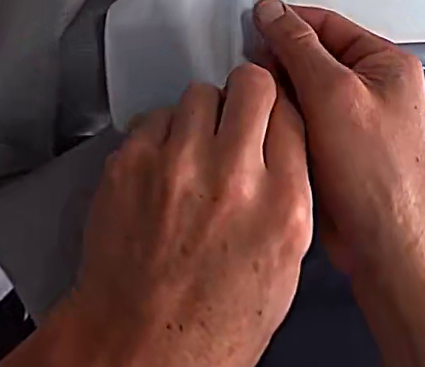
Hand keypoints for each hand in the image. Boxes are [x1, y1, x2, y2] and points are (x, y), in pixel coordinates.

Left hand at [4, 63, 311, 366]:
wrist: (136, 348)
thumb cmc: (211, 323)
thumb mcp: (283, 265)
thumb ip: (289, 192)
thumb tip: (280, 136)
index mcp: (282, 207)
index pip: (292, 112)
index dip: (279, 107)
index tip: (269, 109)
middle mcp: (233, 177)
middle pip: (251, 84)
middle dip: (246, 94)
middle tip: (235, 113)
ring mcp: (178, 163)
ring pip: (200, 92)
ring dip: (201, 115)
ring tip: (194, 151)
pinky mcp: (133, 159)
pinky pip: (157, 114)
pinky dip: (161, 133)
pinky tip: (162, 167)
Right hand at [253, 0, 424, 366]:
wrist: (391, 255)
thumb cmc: (383, 181)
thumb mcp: (332, 94)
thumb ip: (297, 47)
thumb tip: (272, 13)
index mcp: (385, 63)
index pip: (326, 22)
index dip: (287, 22)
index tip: (254, 24)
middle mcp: (373, 87)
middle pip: (312, 53)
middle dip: (281, 63)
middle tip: (257, 74)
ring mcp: (355, 118)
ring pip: (302, 87)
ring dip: (281, 95)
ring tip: (267, 107)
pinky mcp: (338, 147)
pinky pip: (301, 118)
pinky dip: (283, 120)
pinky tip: (274, 130)